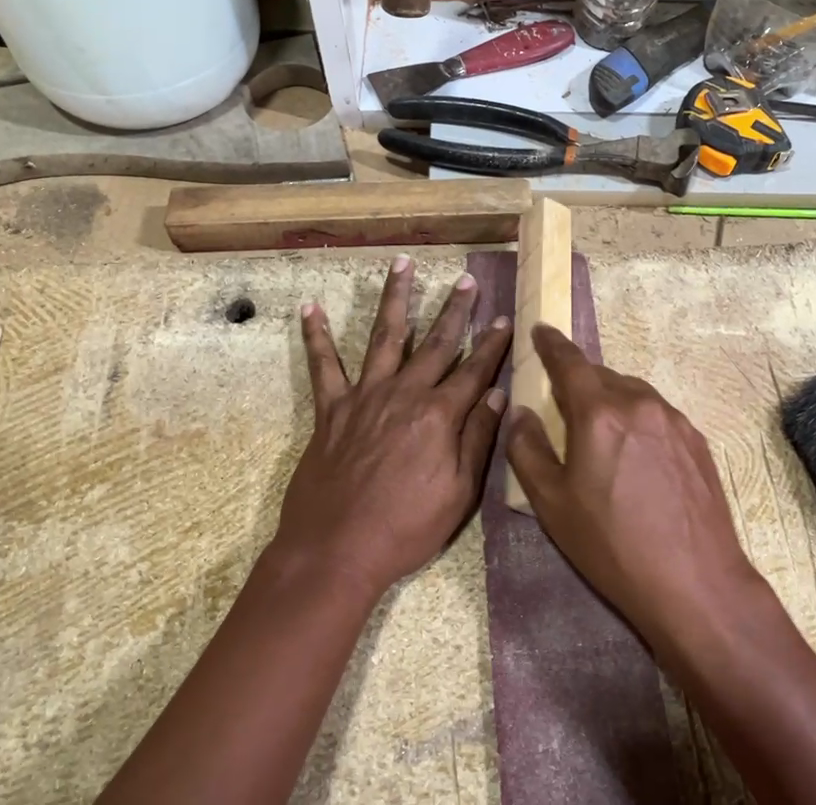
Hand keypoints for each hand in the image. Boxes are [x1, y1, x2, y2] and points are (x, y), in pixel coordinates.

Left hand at [275, 255, 512, 597]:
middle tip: (466, 280)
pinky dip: (316, 335)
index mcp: (439, 416)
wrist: (336, 549)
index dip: (492, 344)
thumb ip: (477, 439)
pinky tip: (310, 306)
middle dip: (455, 311)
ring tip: (403, 264)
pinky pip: (323, 365)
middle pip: (435, 343)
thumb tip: (499, 395)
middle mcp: (404, 395)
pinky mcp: (331, 410)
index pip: (475, 370)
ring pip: (384, 337)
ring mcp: (364, 397)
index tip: (505, 318)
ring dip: (396, 299)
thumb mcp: (459, 493)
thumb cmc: (406, 529)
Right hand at [505, 324, 760, 642]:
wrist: (694, 582)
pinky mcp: (697, 442)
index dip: (551, 344)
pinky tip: (634, 457)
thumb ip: (527, 450)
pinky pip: (656, 415)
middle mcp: (639, 404)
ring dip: (610, 401)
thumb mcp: (551, 504)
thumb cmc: (611, 545)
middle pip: (601, 376)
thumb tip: (521, 414)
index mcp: (599, 413)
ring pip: (632, 394)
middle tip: (562, 404)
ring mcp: (674, 421)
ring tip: (599, 435)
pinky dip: (637, 421)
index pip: (569, 362)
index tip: (541, 330)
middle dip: (578, 382)